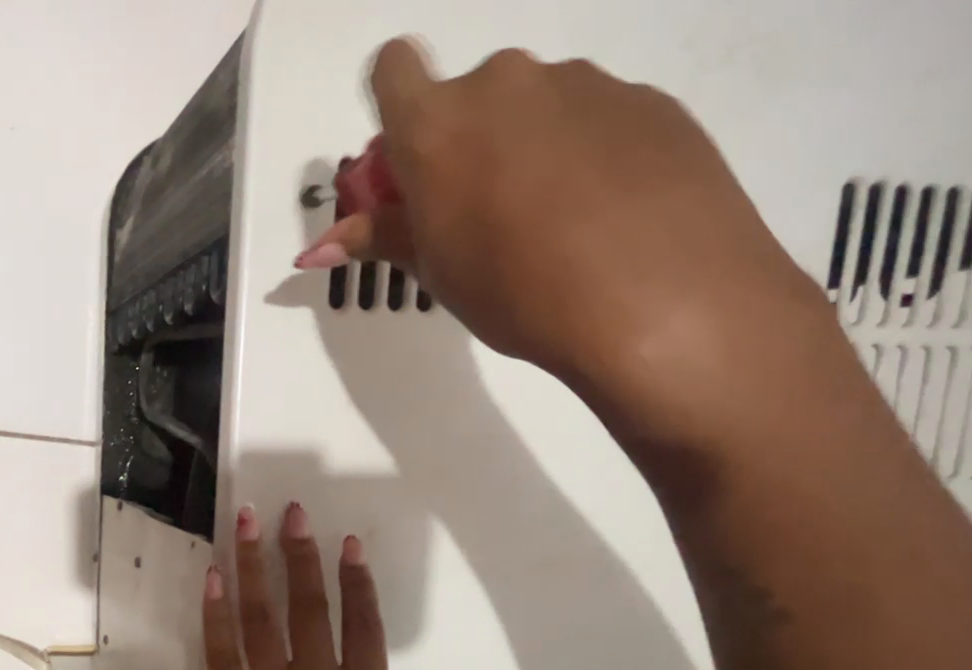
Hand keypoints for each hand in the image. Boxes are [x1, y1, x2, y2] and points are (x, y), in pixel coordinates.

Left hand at [204, 502, 442, 669]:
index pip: (366, 625)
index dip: (357, 580)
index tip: (349, 542)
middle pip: (312, 605)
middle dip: (302, 554)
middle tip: (293, 511)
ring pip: (264, 616)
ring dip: (255, 564)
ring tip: (247, 522)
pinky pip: (222, 654)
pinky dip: (215, 614)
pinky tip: (212, 577)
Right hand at [299, 39, 825, 392]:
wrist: (659, 299)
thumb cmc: (514, 288)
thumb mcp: (433, 269)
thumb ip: (376, 239)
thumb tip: (312, 251)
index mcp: (436, 123)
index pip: (394, 67)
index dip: (396, 101)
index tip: (410, 155)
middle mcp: (505, 83)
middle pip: (468, 95)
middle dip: (464, 140)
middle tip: (476, 211)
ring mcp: (585, 85)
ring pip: (535, 106)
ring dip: (527, 146)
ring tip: (550, 221)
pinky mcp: (650, 101)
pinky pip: (595, 118)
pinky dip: (586, 153)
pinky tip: (603, 214)